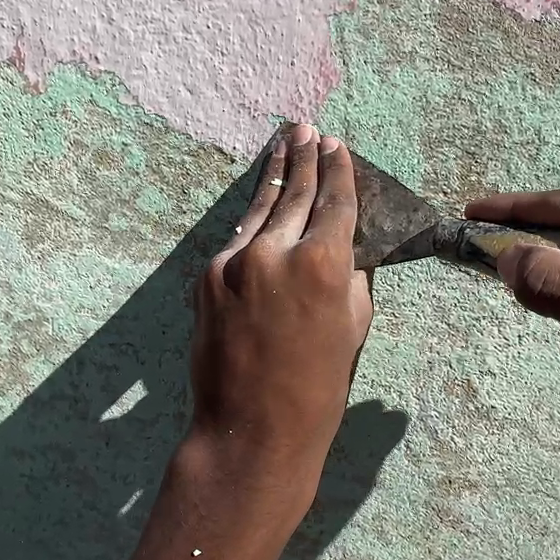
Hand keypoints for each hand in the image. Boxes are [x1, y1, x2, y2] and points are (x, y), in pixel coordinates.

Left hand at [189, 123, 372, 487]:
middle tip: (307, 128)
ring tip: (283, 143)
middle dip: (304, 158)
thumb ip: (349, 275)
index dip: (338, 171)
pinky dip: (252, 218)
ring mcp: (234, 262)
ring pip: (260, 207)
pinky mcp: (208, 277)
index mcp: (324, 264)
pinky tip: (259, 198)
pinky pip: (237, 239)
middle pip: (294, 193)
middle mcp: (276, 252)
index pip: (334, 202)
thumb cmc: (317, 388)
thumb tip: (344, 245)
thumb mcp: (352, 326)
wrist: (250, 431)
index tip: (337, 145)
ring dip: (273, 173)